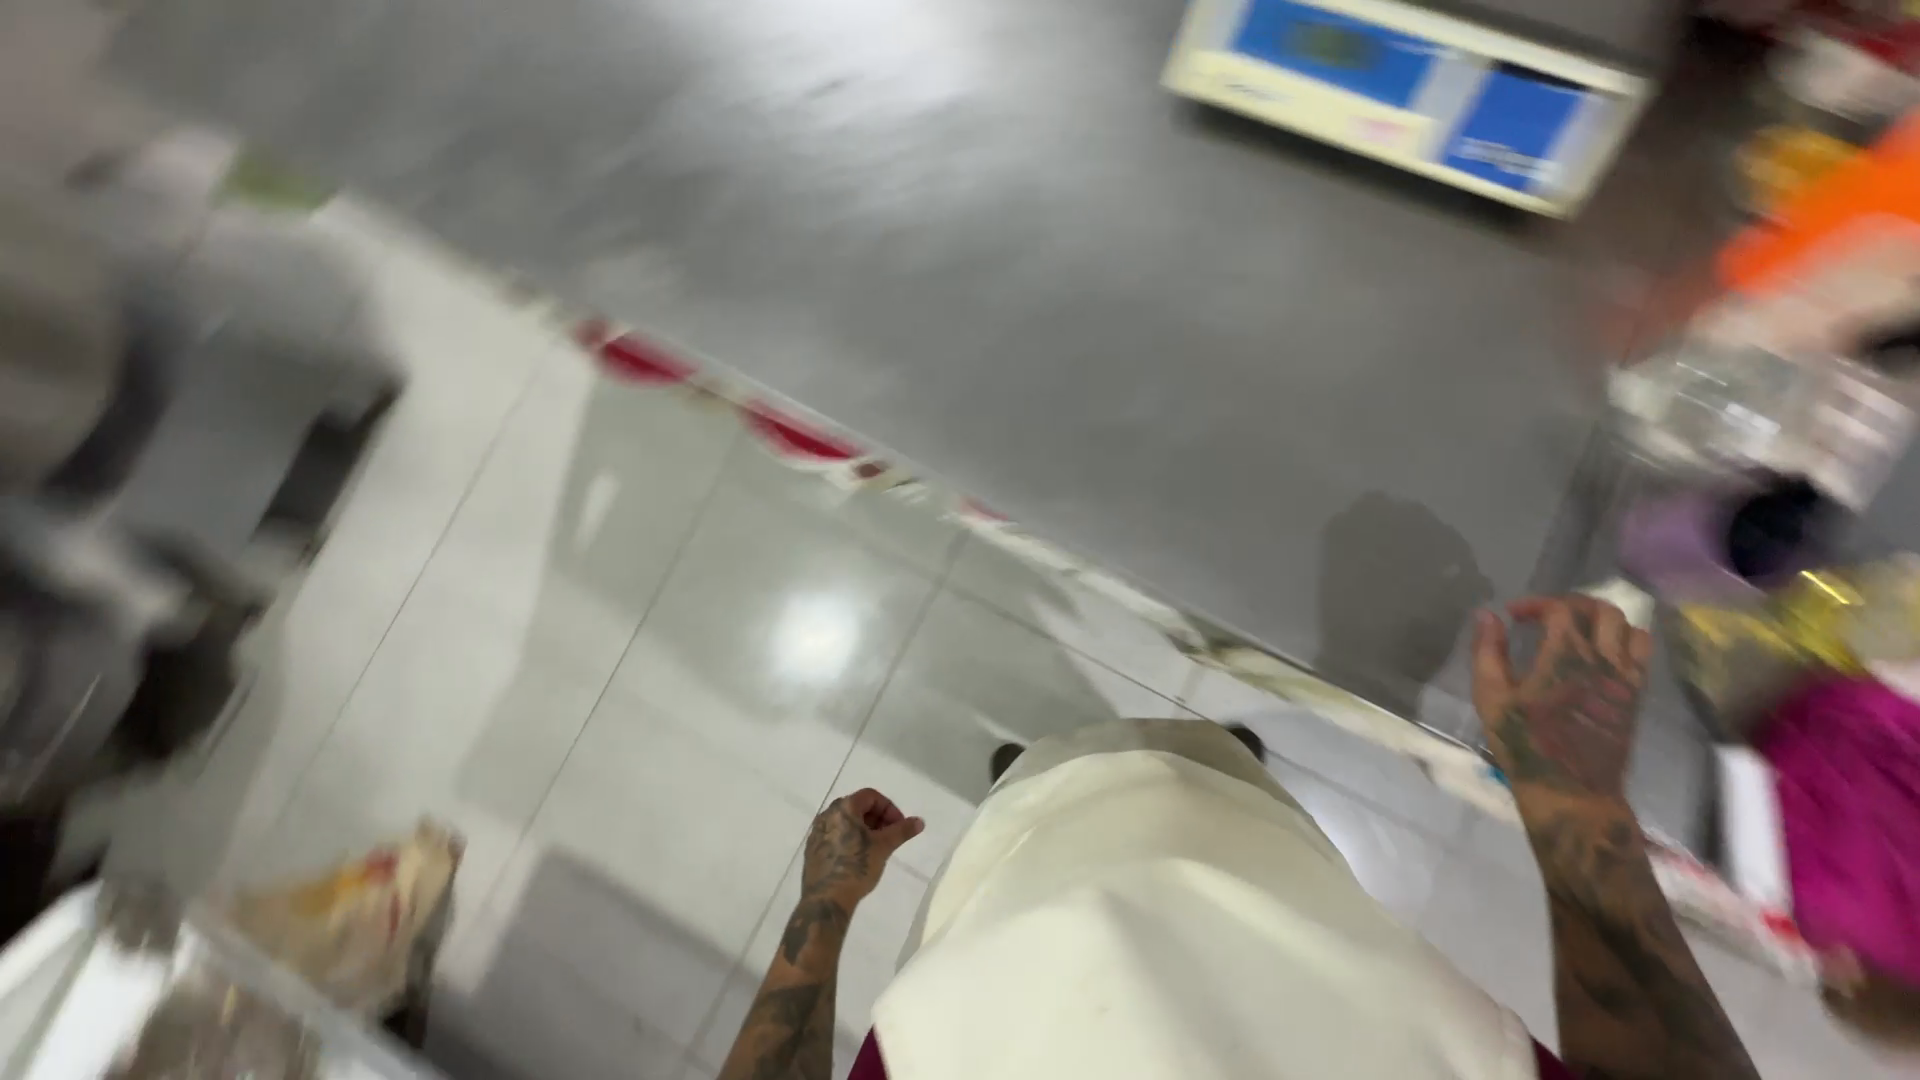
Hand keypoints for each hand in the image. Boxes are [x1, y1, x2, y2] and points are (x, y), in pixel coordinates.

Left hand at [801, 789, 923, 908]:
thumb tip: (920, 821)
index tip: (898, 826)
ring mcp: (817, 832)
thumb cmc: (857, 867)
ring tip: (876, 848)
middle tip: (889, 836)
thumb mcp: (884, 847)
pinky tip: (857, 858)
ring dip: (864, 829)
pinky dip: (849, 839)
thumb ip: (902, 831)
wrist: (826, 899)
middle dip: (877, 818)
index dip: (889, 808)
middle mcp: (827, 814)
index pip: (870, 796)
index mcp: (844, 808)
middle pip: (857, 807)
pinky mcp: (812, 849)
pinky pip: (835, 835)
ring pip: (846, 822)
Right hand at [1471, 595, 1651, 799]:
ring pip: (1630, 629)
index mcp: (1565, 657)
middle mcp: (1604, 660)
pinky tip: (1598, 656)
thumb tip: (1486, 616)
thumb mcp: (1491, 696)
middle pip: (1603, 611)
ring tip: (1577, 631)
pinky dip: (1622, 643)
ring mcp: (1626, 679)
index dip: (1535, 604)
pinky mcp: (1636, 696)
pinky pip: (1642, 656)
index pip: (1560, 609)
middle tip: (1546, 616)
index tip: (1513, 615)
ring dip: (1603, 622)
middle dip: (1572, 604)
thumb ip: (1488, 652)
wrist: (1570, 787)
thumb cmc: (1524, 741)